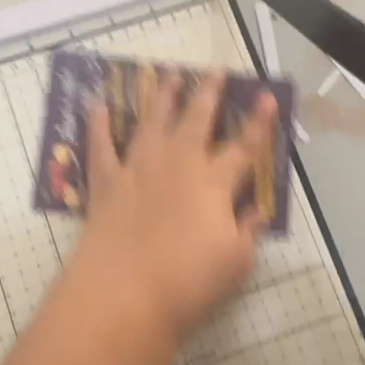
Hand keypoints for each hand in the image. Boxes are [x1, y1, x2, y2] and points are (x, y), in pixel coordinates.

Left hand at [64, 66, 277, 340]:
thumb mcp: (235, 263)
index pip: (244, 147)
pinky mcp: (106, 183)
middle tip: (214, 69)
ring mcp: (138, 170)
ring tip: (169, 73)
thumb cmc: (187, 284)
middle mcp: (178, 166)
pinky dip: (98, 123)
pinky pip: (101, 145)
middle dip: (209, 93)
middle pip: (197, 120)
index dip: (259, 122)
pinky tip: (97, 104)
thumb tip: (257, 210)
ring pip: (153, 122)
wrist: (123, 294)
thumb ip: (246, 230)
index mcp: (214, 184)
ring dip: (163, 96)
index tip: (267, 96)